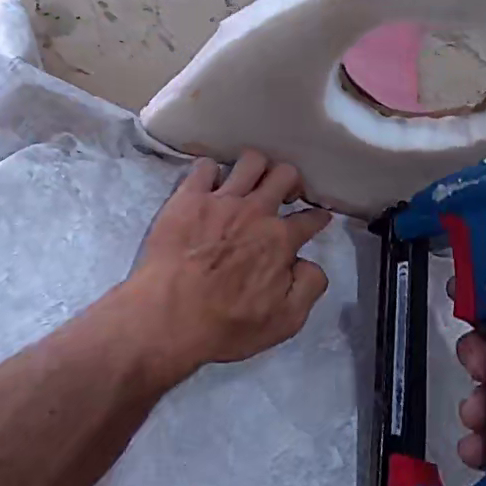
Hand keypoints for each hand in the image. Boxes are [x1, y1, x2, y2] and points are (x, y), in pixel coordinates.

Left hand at [126, 150, 331, 374]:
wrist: (168, 317)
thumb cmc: (226, 324)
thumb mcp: (285, 321)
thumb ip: (309, 287)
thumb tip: (309, 264)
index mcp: (281, 240)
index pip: (310, 218)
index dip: (317, 217)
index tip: (317, 218)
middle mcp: (257, 211)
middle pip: (285, 175)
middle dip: (291, 182)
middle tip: (284, 196)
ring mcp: (222, 200)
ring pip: (251, 161)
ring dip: (256, 169)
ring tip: (251, 182)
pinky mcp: (188, 197)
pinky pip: (205, 167)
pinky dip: (211, 172)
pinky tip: (209, 186)